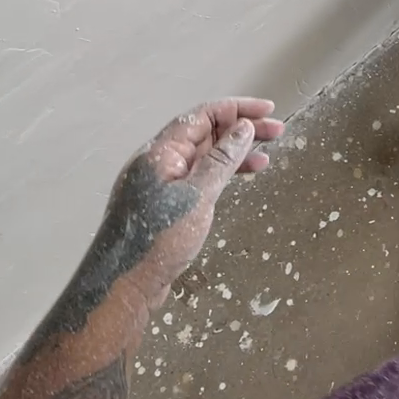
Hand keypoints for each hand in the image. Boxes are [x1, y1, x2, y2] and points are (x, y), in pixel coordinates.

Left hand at [89, 99, 284, 314]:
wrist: (122, 290)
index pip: (203, 116)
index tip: (267, 110)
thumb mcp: (197, 196)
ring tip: (267, 155)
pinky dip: (225, 172)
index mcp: (161, 152)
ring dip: (237, 151)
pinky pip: (202, 175)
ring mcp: (163, 183)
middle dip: (242, 129)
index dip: (237, 109)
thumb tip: (243, 128)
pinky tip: (244, 176)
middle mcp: (161, 162)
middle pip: (207, 133)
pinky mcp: (168, 203)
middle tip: (276, 131)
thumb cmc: (157, 240)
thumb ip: (222, 159)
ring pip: (207, 155)